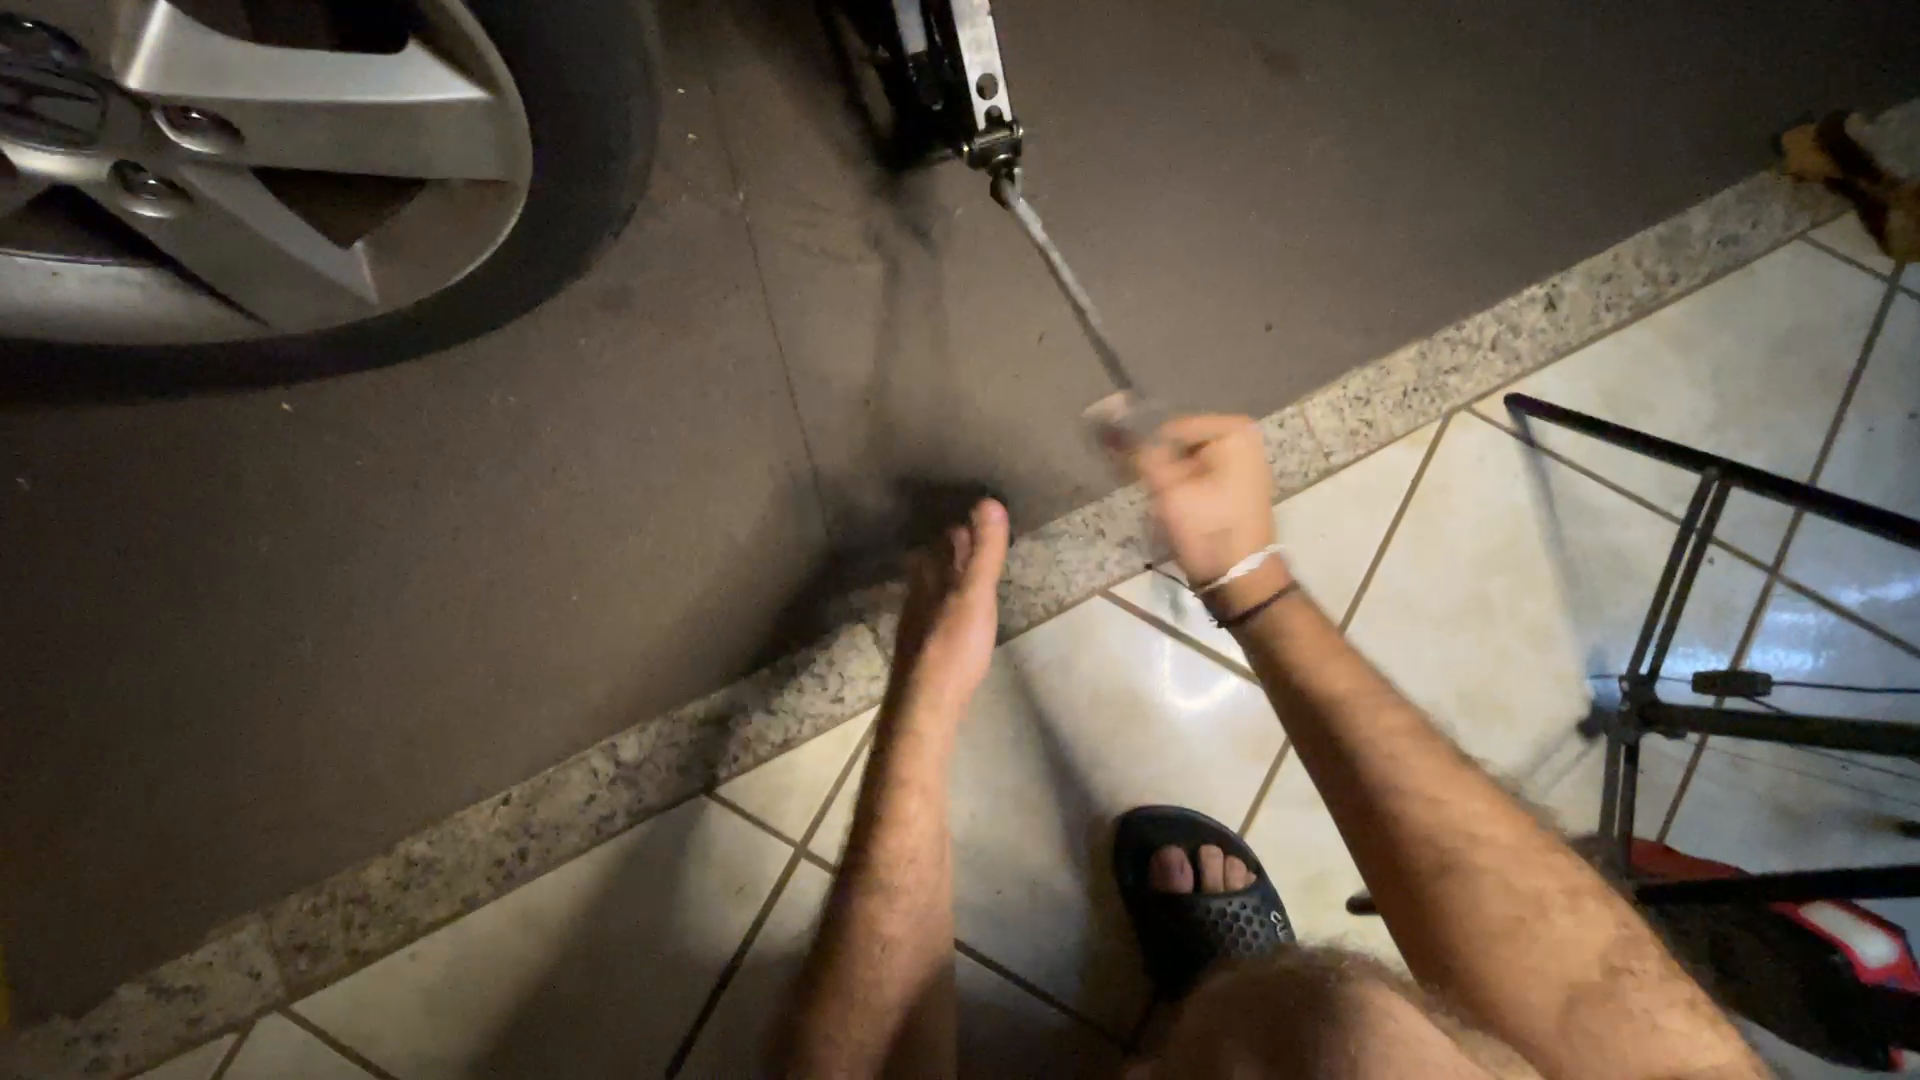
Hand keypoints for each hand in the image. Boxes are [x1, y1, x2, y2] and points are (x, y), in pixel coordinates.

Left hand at [891, 498, 1010, 717]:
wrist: (924, 705)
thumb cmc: (952, 647)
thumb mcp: (974, 596)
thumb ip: (983, 553)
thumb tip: (988, 501)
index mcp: (929, 578)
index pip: (943, 542)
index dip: (961, 528)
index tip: (980, 517)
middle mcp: (917, 595)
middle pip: (934, 563)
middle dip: (953, 551)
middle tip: (977, 540)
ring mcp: (916, 623)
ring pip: (932, 589)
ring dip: (949, 578)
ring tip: (970, 574)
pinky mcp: (921, 649)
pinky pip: (934, 614)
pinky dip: (947, 604)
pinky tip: (954, 616)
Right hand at [1131, 415, 1278, 588]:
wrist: (1239, 576)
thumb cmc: (1207, 529)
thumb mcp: (1168, 489)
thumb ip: (1140, 455)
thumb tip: (1112, 430)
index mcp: (1232, 430)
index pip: (1167, 429)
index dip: (1148, 453)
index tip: (1137, 477)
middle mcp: (1241, 437)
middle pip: (1178, 443)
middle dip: (1161, 466)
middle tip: (1157, 496)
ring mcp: (1242, 460)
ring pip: (1185, 461)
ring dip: (1170, 479)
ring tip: (1169, 505)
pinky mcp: (1236, 482)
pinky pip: (1198, 475)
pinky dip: (1184, 487)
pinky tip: (1181, 508)